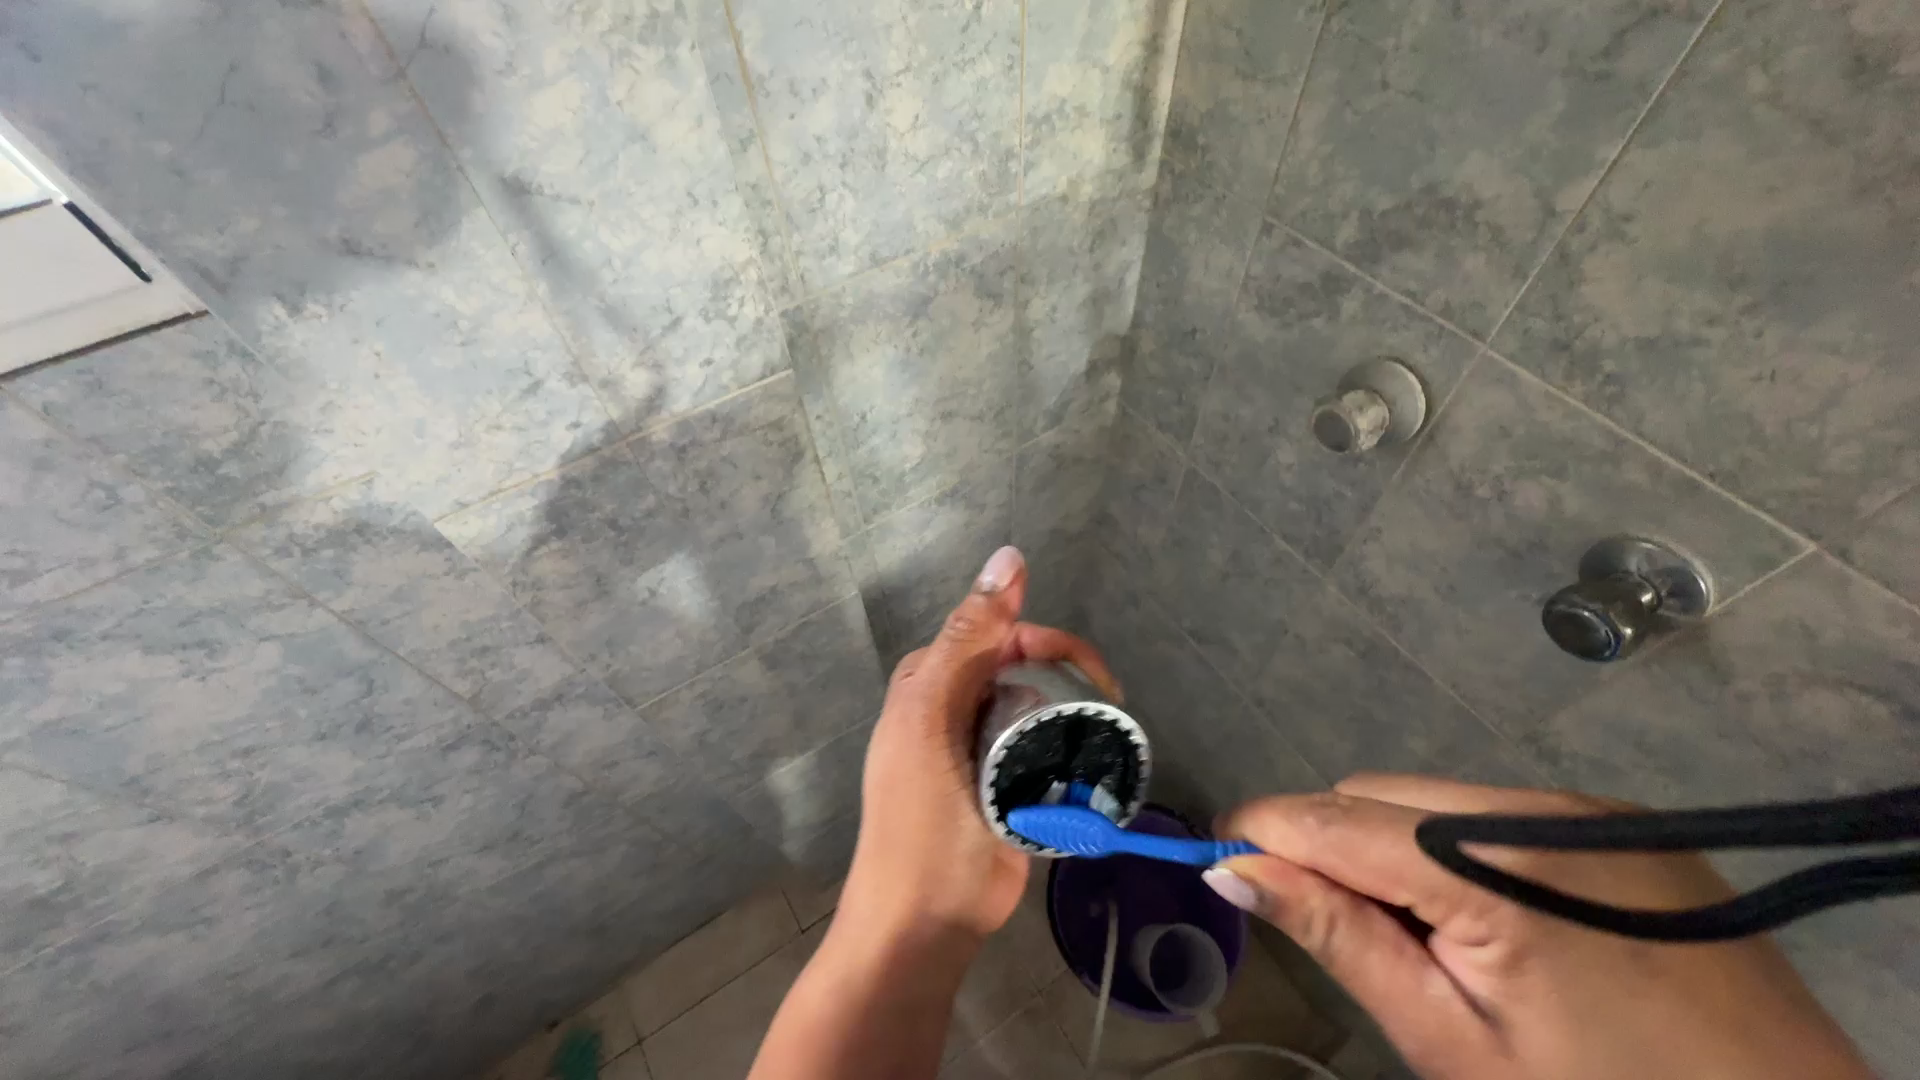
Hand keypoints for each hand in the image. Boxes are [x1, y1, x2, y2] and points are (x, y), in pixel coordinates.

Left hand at [838, 545, 1121, 940]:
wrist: (926, 922)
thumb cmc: (921, 820)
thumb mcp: (934, 718)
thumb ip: (970, 638)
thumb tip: (1008, 556)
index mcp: (933, 680)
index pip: (1000, 633)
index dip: (1048, 643)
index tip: (1093, 675)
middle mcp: (958, 705)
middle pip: (1028, 668)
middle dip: (1070, 681)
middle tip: (1110, 707)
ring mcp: (985, 747)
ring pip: (1044, 708)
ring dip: (1075, 719)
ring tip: (1107, 740)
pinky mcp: (1009, 785)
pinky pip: (1049, 750)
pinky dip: (1072, 754)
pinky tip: (1094, 767)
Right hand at [1207, 774, 1871, 1079]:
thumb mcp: (1451, 1041)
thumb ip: (1338, 937)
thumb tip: (1231, 870)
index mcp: (1490, 864)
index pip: (1327, 818)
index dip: (1260, 833)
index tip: (1222, 867)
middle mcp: (1532, 807)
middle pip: (1369, 796)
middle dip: (1329, 848)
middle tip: (1352, 935)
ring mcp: (1582, 804)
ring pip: (1418, 794)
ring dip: (1387, 846)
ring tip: (1428, 934)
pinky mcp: (1615, 818)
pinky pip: (1480, 807)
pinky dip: (1446, 845)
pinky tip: (1487, 916)